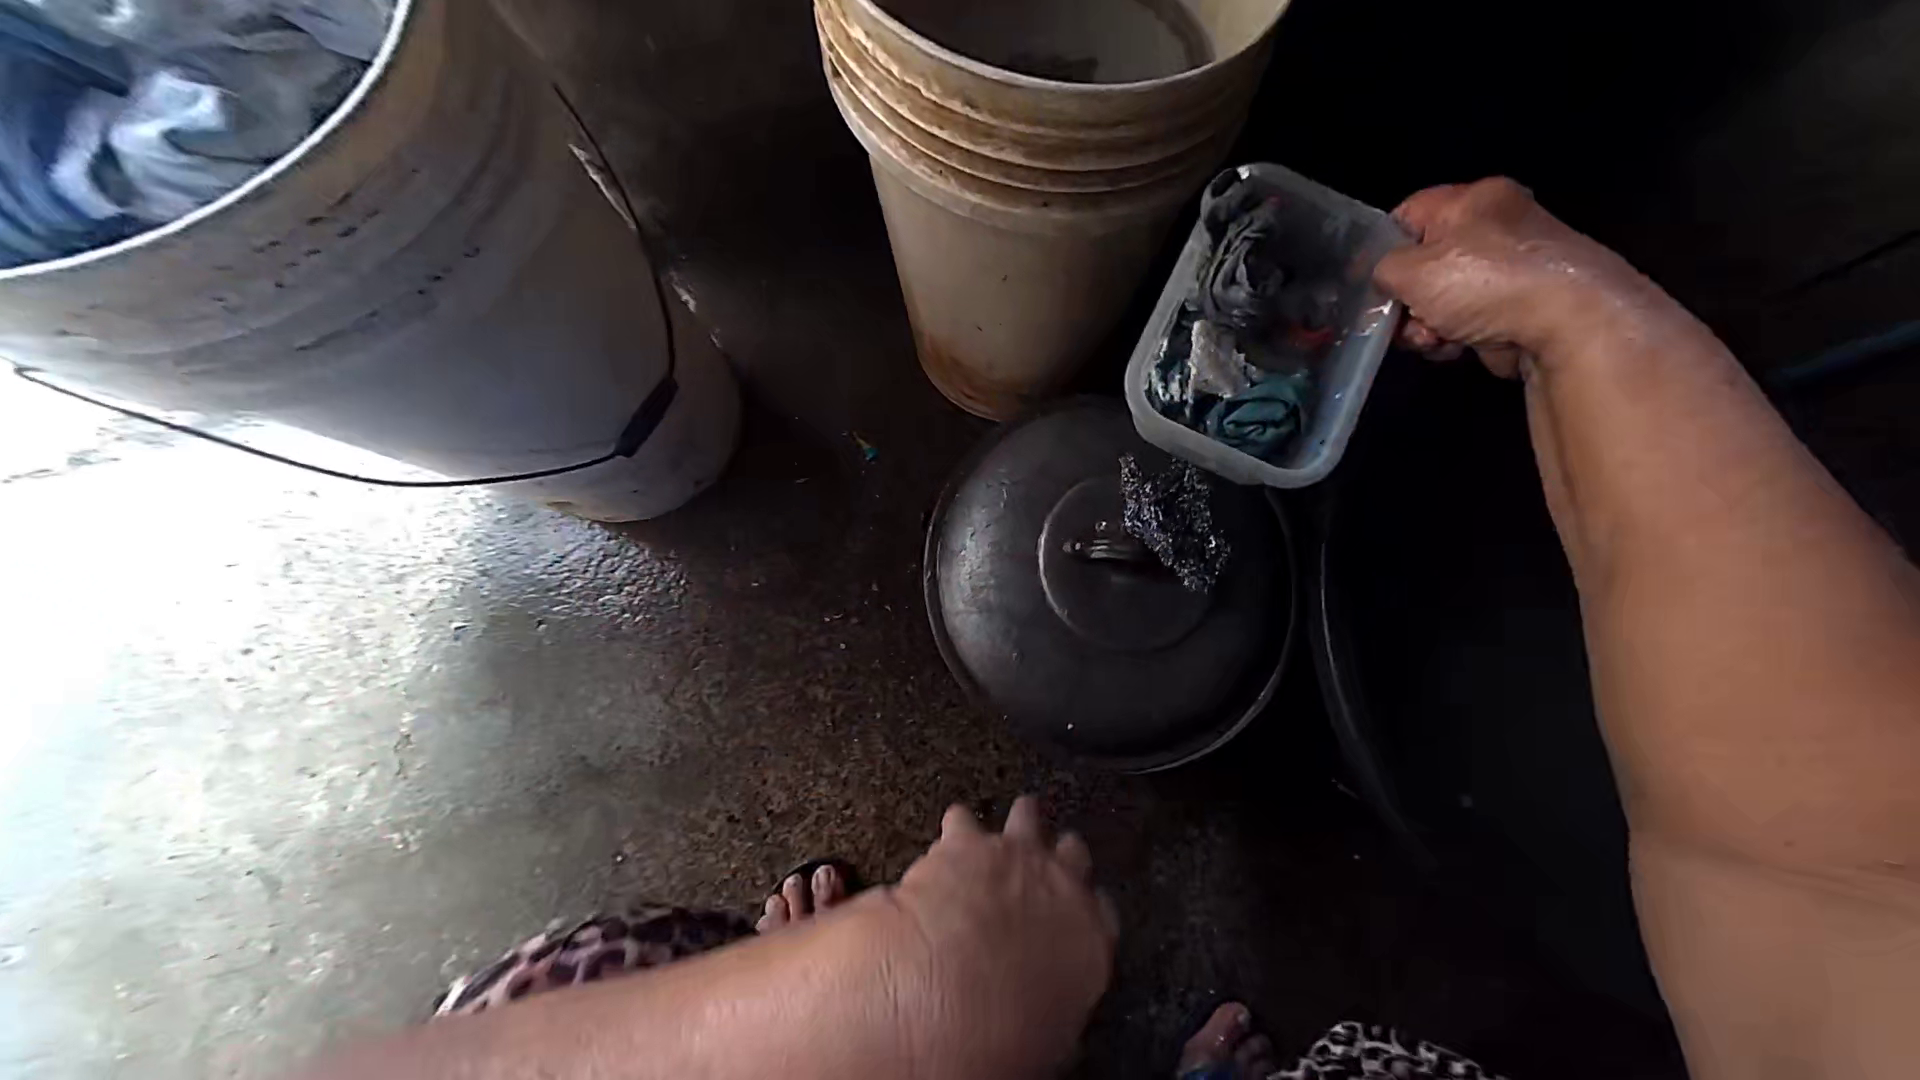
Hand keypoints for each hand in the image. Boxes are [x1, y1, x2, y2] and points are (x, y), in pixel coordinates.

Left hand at [859, 797, 1117, 1079]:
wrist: (951, 996)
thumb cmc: (1004, 1033)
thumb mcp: (1051, 1038)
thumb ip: (1061, 1010)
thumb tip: (1058, 1027)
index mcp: (1088, 938)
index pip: (1105, 911)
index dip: (1089, 904)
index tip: (1081, 903)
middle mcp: (1058, 885)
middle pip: (1072, 852)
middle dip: (1059, 852)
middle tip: (1044, 856)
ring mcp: (1014, 855)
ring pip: (1027, 815)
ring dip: (1019, 819)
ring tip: (1013, 819)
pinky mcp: (967, 842)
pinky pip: (962, 819)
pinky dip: (955, 827)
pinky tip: (947, 830)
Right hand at [1373, 177, 1675, 377]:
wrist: (1564, 322)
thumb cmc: (1482, 283)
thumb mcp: (1408, 270)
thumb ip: (1380, 269)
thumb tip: (1384, 279)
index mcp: (1472, 200)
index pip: (1406, 214)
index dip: (1379, 247)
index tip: (1367, 281)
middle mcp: (1492, 225)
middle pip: (1418, 264)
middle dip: (1403, 300)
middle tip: (1400, 320)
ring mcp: (1505, 266)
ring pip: (1434, 298)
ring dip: (1422, 324)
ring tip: (1433, 337)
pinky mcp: (1512, 303)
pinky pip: (1460, 317)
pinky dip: (1449, 334)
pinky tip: (1454, 345)